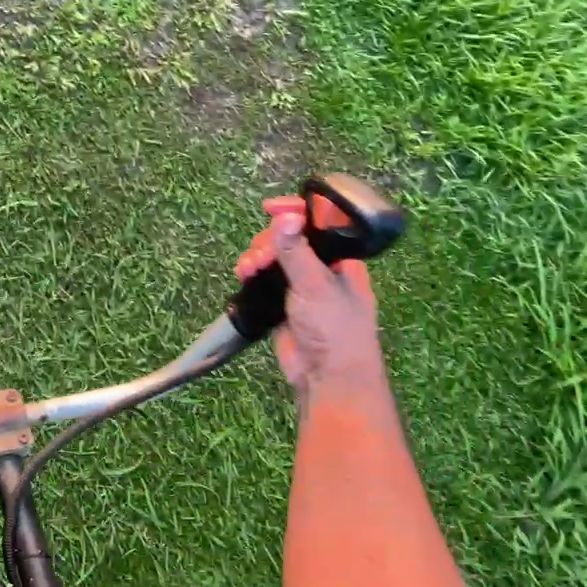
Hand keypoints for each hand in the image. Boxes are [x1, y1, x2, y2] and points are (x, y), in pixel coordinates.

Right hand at [235, 196, 385, 400]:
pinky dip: (252, 273)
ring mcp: (303, 286)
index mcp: (342, 260)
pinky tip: (244, 277)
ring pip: (274, 257)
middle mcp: (324, 269)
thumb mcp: (315, 284)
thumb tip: (285, 215)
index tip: (270, 208)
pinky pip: (264, 277)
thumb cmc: (334, 328)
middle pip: (290, 237)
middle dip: (268, 241)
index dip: (296, 212)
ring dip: (256, 257)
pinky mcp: (284, 302)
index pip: (320, 222)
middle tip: (261, 257)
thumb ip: (296, 249)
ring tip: (248, 271)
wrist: (328, 377)